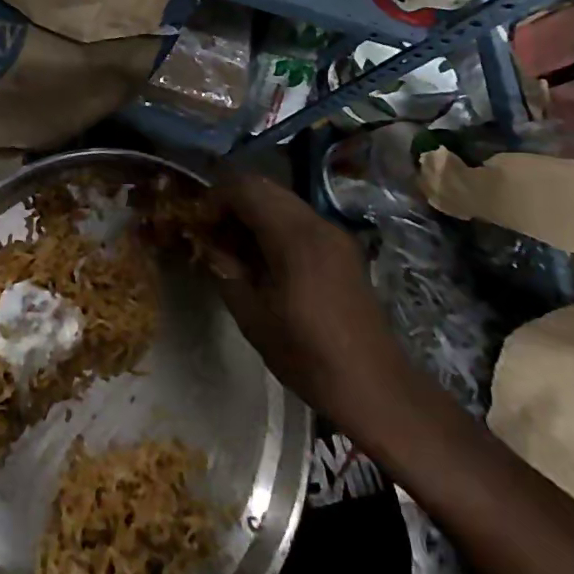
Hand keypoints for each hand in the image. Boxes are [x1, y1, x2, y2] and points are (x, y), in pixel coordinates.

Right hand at [206, 174, 418, 445]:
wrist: (373, 384)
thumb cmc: (307, 355)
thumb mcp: (253, 317)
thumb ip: (227, 271)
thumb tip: (209, 245)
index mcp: (295, 237)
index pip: (247, 189)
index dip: (216, 198)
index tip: (199, 225)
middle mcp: (318, 224)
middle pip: (266, 188)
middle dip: (233, 202)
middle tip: (213, 234)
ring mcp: (335, 234)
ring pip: (284, 202)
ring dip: (255, 213)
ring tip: (235, 248)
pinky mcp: (344, 248)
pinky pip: (301, 220)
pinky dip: (275, 226)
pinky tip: (264, 259)